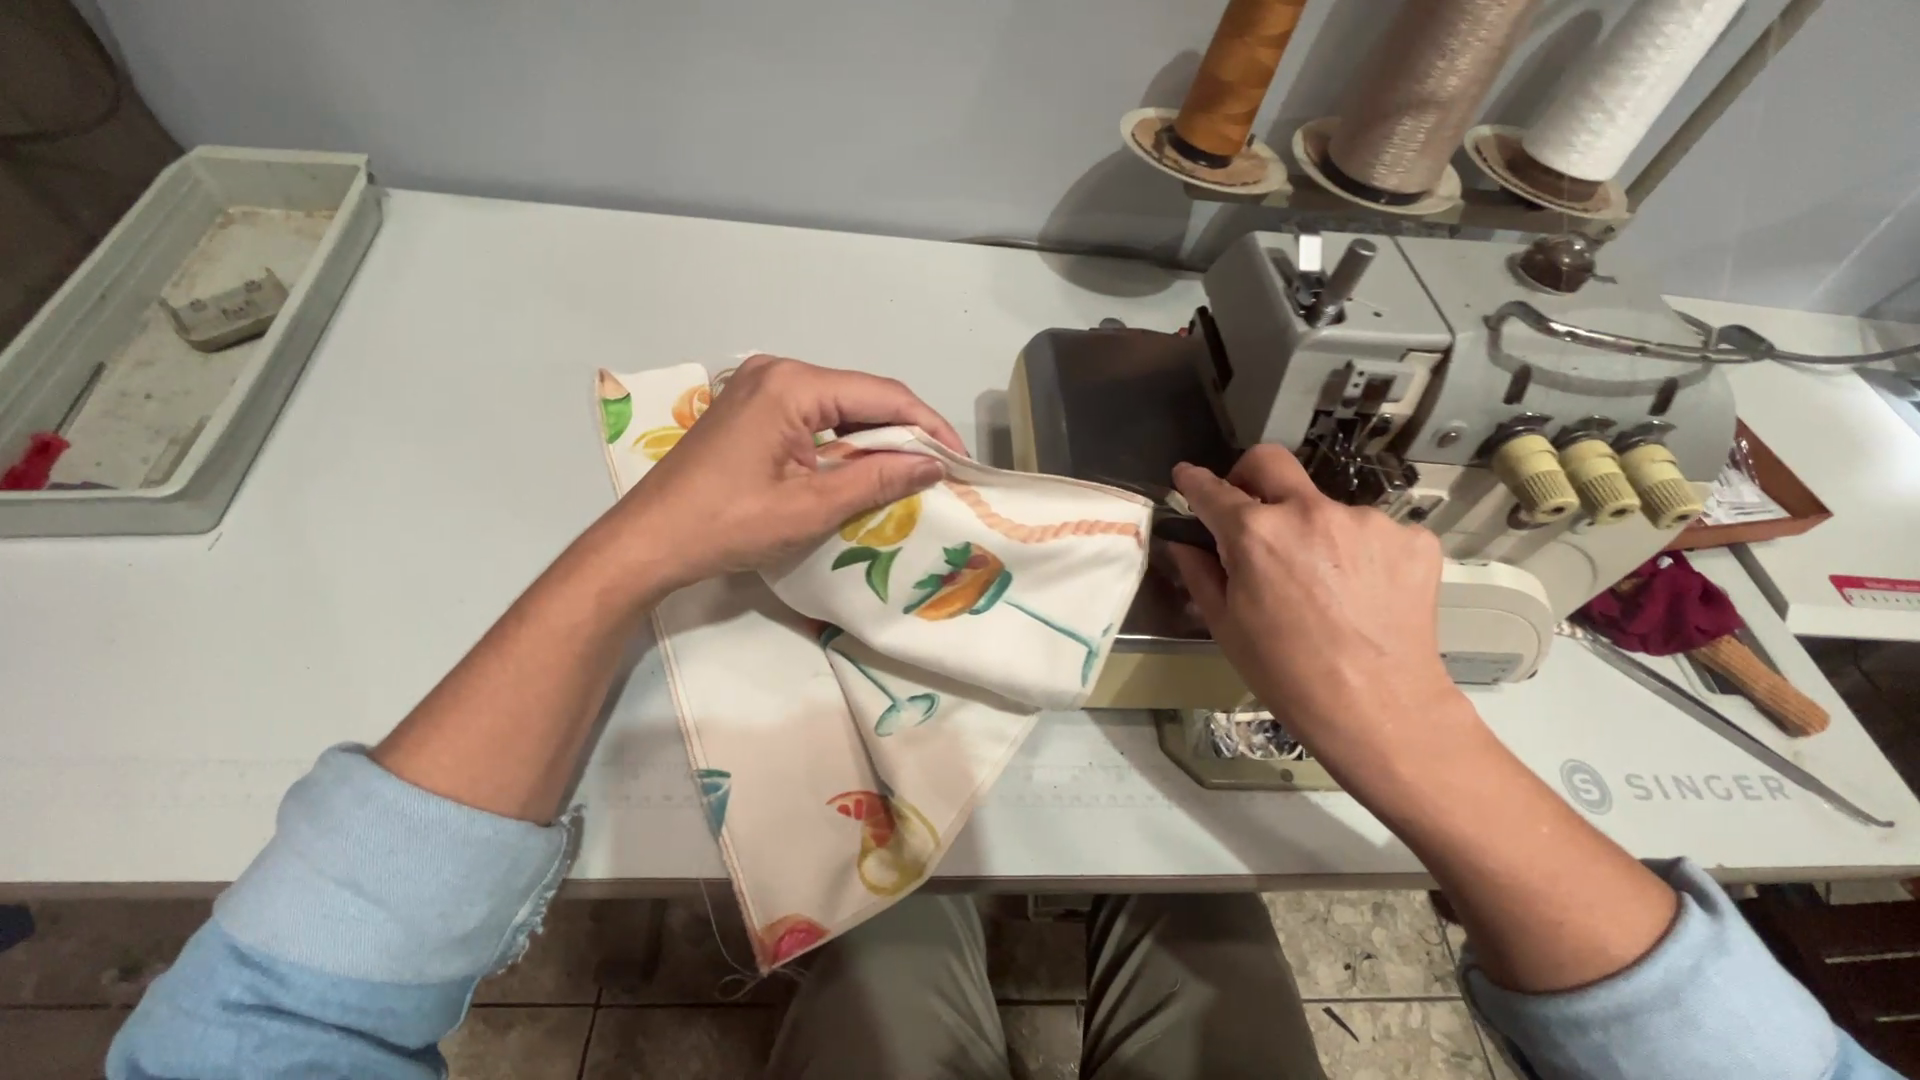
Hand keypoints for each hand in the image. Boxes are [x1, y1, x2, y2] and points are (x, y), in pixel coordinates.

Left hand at [581, 356, 965, 597]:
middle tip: (939, 471)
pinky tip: (863, 469)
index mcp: (792, 385)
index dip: (928, 426)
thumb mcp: (810, 507)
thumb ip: (876, 478)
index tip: (959, 460)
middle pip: (862, 395)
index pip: (883, 394)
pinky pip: (814, 417)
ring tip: (910, 475)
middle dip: (904, 432)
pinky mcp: (752, 409)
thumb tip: (933, 464)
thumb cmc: (727, 525)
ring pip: (840, 407)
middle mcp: (778, 371)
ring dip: (875, 439)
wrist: (649, 541)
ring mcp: (760, 387)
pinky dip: (843, 442)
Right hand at [1164, 446, 1461, 752]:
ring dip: (1315, 531)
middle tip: (1252, 513)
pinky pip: (1372, 532)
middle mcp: (1310, 512)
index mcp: (1256, 533)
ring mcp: (1367, 521)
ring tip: (1324, 583)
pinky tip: (1362, 592)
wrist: (1377, 707)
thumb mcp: (1226, 625)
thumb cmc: (1286, 672)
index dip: (1194, 482)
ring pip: (1326, 508)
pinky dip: (1360, 552)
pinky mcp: (1412, 538)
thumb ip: (1201, 573)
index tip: (1188, 477)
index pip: (1214, 490)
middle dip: (1250, 477)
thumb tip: (1185, 544)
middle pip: (1270, 463)